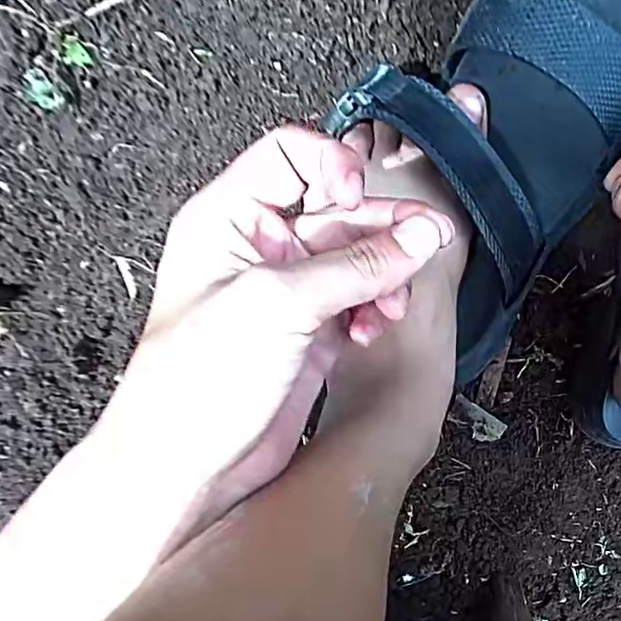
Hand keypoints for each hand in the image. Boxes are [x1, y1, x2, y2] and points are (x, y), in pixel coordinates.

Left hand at [100, 126, 455, 499]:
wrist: (194, 462)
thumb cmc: (197, 383)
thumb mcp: (280, 304)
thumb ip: (358, 265)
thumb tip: (418, 236)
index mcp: (230, 221)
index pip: (291, 158)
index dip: (334, 166)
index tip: (363, 195)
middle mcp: (261, 251)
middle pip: (339, 214)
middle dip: (383, 230)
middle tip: (426, 244)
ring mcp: (291, 293)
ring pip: (359, 261)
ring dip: (387, 276)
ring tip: (395, 302)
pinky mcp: (313, 331)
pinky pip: (361, 302)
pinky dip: (377, 309)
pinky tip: (375, 327)